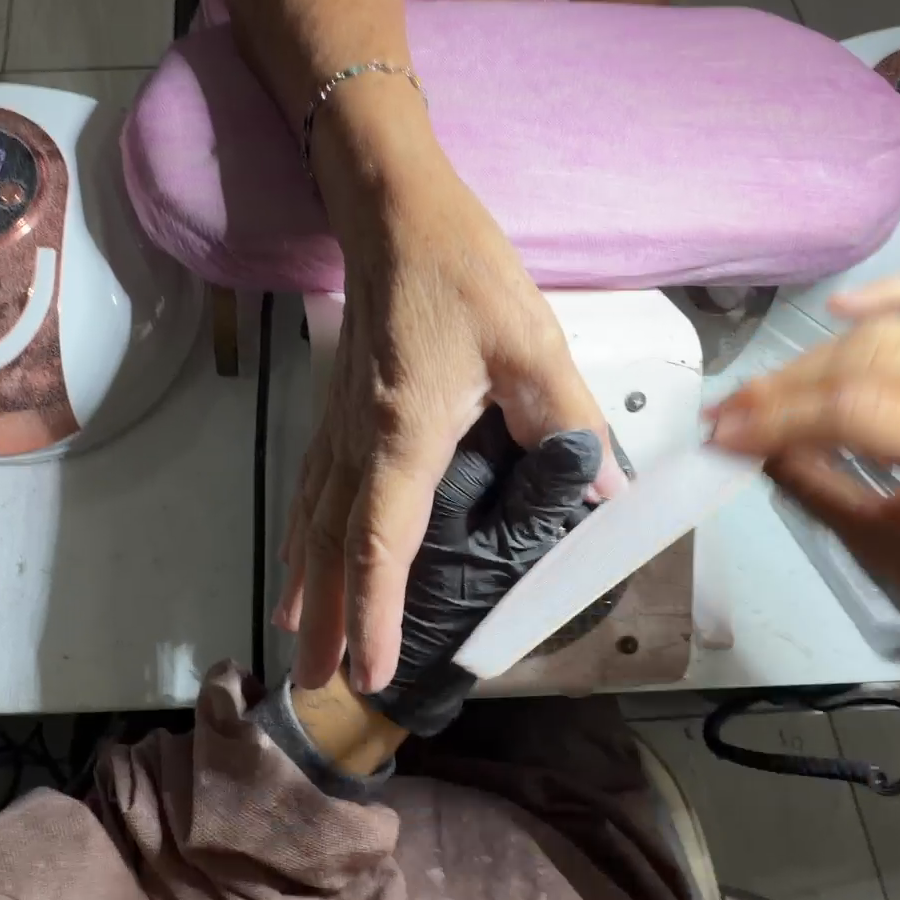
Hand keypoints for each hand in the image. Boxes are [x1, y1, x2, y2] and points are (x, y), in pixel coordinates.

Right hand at [279, 157, 624, 692]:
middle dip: (326, 618)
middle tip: (311, 681)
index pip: (382, 541)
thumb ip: (565, 415)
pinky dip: (302, 531)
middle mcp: (359, 440)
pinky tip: (297, 549)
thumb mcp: (528, 340)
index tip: (370, 671)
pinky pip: (312, 486)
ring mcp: (339, 424)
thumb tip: (604, 488)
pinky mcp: (338, 409)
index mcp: (406, 434)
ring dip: (305, 581)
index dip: (373, 612)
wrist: (395, 219)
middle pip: (334, 544)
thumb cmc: (459, 272)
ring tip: (295, 633)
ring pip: (314, 519)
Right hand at [709, 272, 899, 663]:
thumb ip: (808, 480)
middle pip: (884, 362)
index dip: (783, 416)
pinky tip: (842, 308)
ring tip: (774, 385)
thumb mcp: (884, 545)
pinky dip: (896, 294)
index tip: (721, 432)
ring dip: (821, 354)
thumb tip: (737, 432)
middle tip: (731, 409)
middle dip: (790, 384)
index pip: (871, 414)